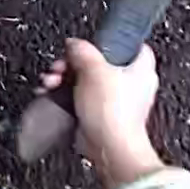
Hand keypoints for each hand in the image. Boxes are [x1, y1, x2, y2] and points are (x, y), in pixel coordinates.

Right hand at [37, 38, 163, 188]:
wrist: (109, 147)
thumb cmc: (113, 112)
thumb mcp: (94, 68)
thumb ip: (82, 50)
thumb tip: (74, 44)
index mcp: (140, 69)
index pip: (130, 45)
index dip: (110, 41)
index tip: (91, 41)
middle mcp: (131, 84)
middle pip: (99, 62)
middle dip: (73, 62)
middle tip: (61, 65)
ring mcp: (115, 101)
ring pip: (85, 79)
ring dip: (64, 77)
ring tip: (51, 80)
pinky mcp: (99, 114)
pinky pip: (78, 97)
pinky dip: (63, 93)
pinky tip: (49, 92)